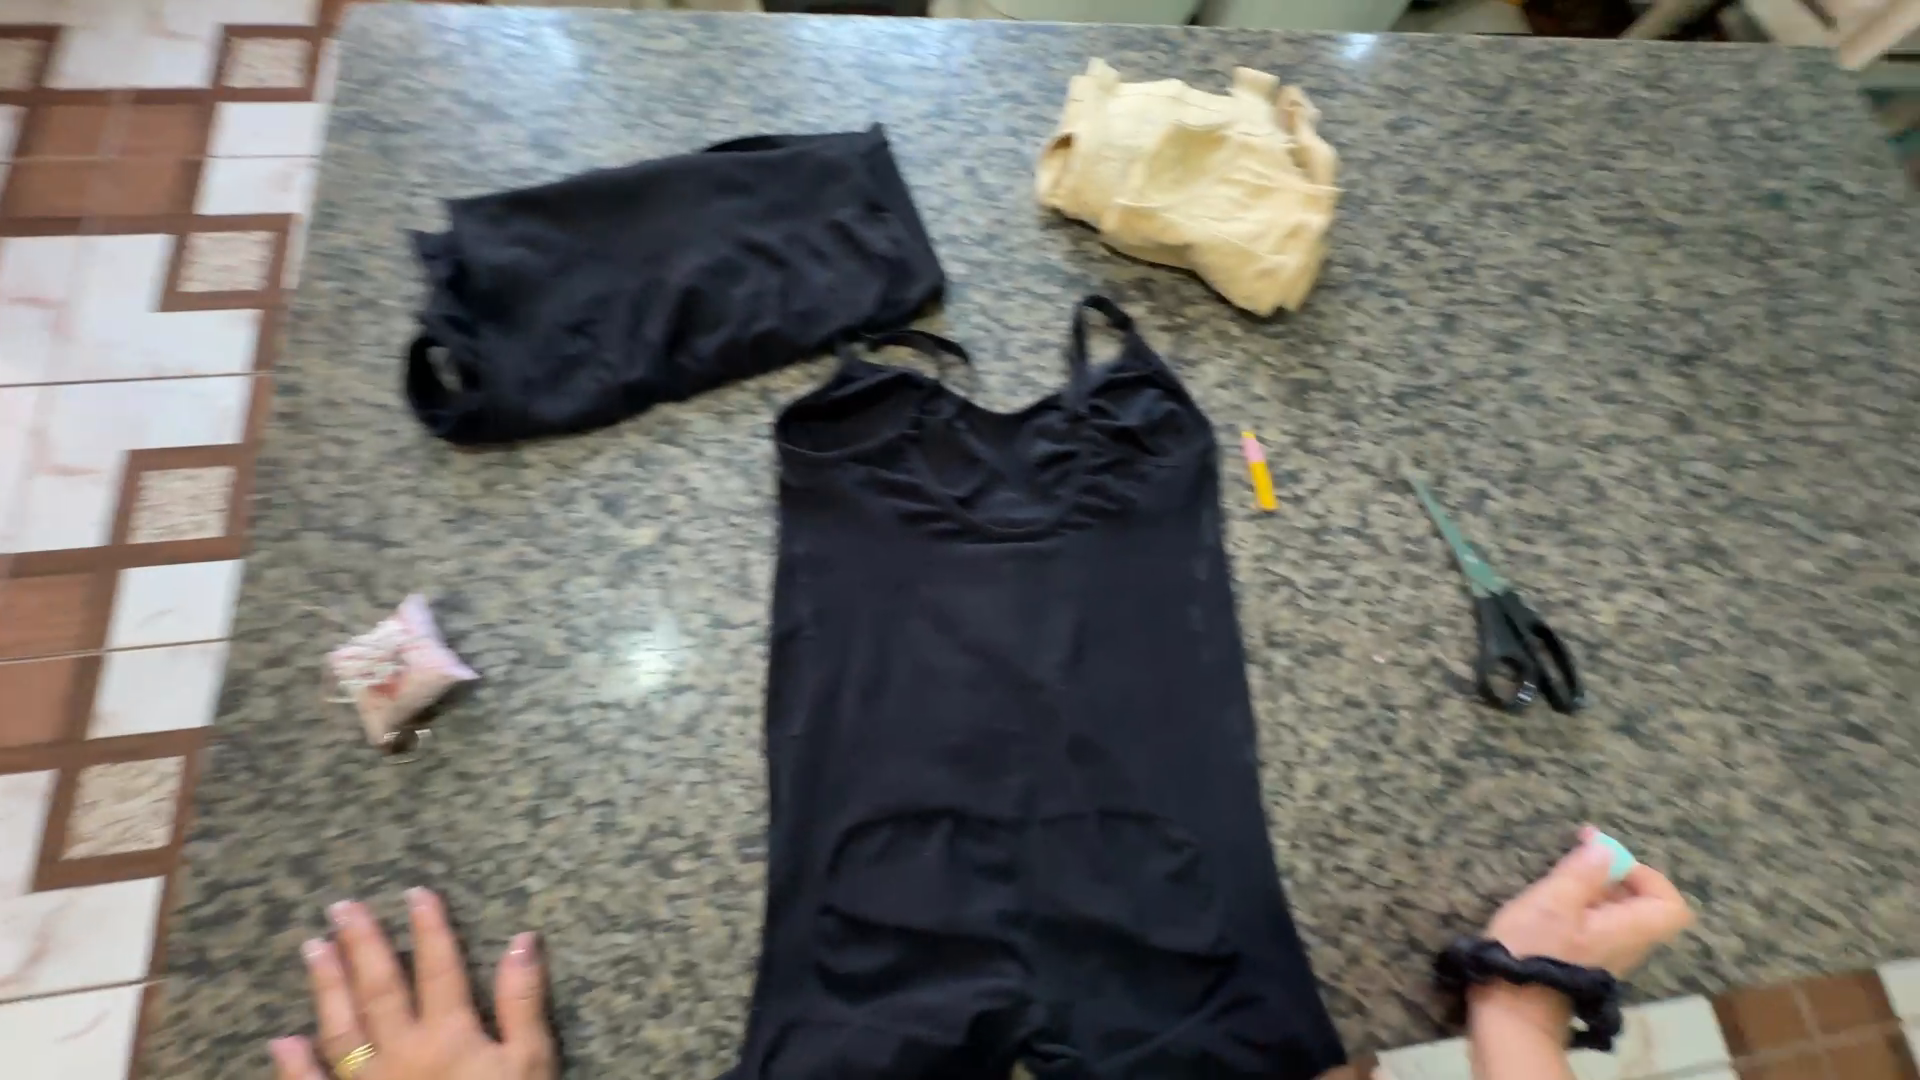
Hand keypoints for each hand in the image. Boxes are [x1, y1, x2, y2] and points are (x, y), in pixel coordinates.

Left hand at [269, 889, 555, 1079]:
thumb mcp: (530, 1058)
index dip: (428, 927)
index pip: (439, 967)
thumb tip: (522, 937)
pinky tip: (281, 1040)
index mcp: (449, 1033)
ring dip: (326, 986)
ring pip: (341, 1028)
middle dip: (362, 944)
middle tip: (341, 907)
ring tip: (313, 948)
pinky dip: (294, 1066)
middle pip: (380, 989)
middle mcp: (401, 1051)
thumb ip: (523, 1000)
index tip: (414, 891)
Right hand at [1471, 826, 1693, 1033]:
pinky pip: (1599, 920)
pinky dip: (1583, 899)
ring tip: (1559, 869)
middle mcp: (1628, 942)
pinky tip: (1551, 895)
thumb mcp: (1551, 902)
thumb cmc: (1533, 947)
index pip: (1669, 904)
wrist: (1515, 1000)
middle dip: (1614, 872)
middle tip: (1576, 850)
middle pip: (1644, 903)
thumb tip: (1605, 848)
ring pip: (1619, 910)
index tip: (1604, 855)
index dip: (1644, 874)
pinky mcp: (1586, 954)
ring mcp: (1608, 951)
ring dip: (1596, 884)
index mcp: (1629, 930)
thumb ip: (1581, 875)